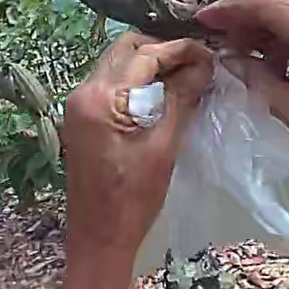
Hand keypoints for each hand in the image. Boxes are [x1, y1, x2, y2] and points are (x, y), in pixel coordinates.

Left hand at [59, 32, 214, 288]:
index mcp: (100, 98)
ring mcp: (78, 105)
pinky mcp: (81, 119)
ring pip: (117, 64)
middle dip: (162, 50)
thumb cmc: (134, 200)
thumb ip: (181, 99)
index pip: (144, 54)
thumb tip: (205, 65)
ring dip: (149, 64)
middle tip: (198, 62)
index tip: (210, 53)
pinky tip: (162, 94)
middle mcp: (82, 92)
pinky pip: (111, 84)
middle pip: (125, 50)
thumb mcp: (164, 147)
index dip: (180, 49)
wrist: (99, 240)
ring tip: (185, 76)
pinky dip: (137, 82)